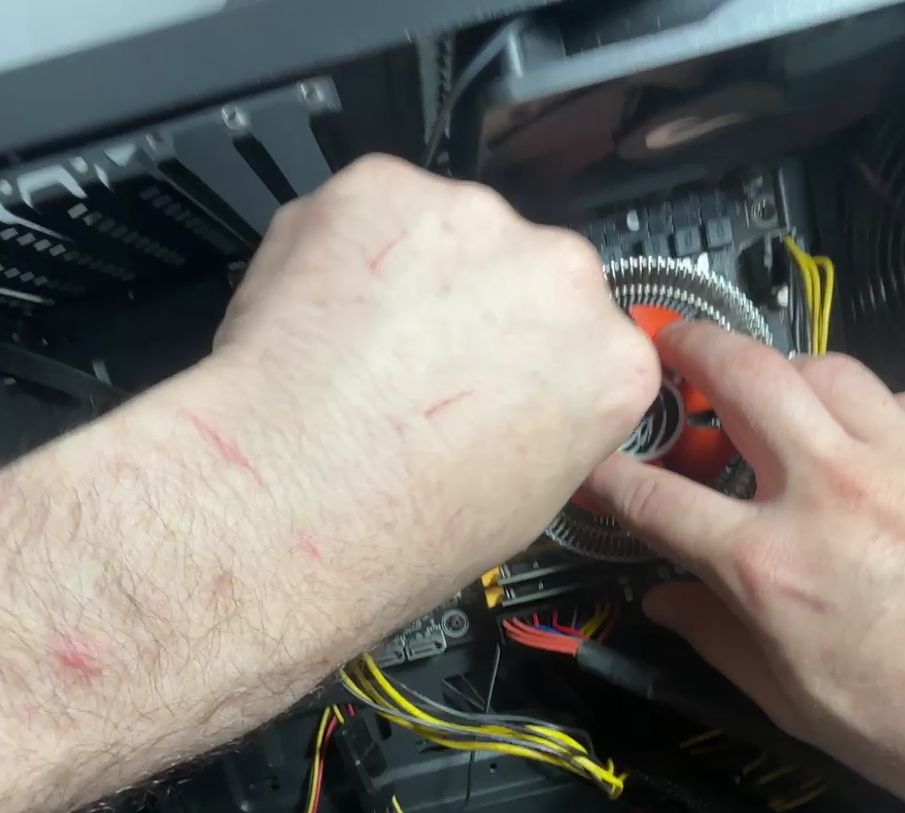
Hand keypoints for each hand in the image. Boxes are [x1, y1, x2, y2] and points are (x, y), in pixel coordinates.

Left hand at [164, 156, 656, 645]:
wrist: (294, 500)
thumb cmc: (405, 530)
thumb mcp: (522, 506)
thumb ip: (547, 425)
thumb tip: (517, 400)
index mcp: (609, 362)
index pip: (585, 343)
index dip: (526, 365)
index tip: (492, 384)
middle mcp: (562, 276)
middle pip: (523, 278)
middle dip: (480, 312)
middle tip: (417, 368)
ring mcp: (473, 222)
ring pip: (448, 239)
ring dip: (415, 279)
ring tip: (360, 352)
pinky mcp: (384, 189)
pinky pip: (372, 214)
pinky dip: (347, 253)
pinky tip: (325, 319)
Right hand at [586, 323, 904, 812]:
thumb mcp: (804, 707)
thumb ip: (722, 641)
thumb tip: (672, 605)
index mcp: (774, 567)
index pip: (653, 498)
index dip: (606, 472)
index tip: (591, 458)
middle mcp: (834, 493)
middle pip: (741, 378)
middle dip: (692, 346)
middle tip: (674, 340)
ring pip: (824, 366)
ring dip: (781, 369)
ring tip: (772, 389)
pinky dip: (869, 405)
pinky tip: (871, 440)